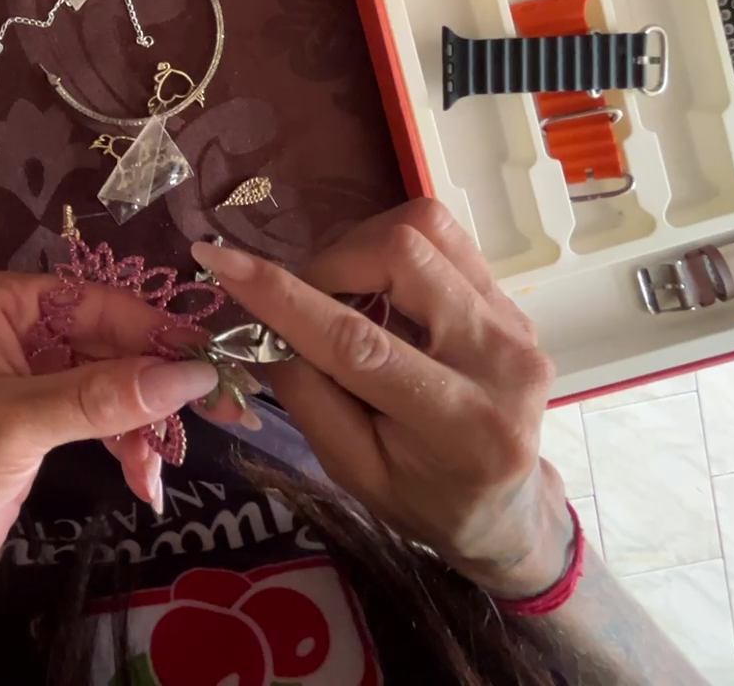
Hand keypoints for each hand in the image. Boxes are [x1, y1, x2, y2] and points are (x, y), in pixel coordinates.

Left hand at [0, 272, 219, 587]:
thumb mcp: (19, 422)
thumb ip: (102, 396)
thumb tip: (191, 374)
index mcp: (8, 303)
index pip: (99, 302)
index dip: (156, 331)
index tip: (211, 364)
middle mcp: (25, 327)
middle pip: (113, 341)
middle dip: (158, 383)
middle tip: (223, 414)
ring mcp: (37, 372)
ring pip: (114, 381)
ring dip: (144, 422)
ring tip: (163, 467)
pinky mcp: (45, 416)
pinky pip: (103, 415)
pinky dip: (127, 444)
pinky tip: (143, 481)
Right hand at [189, 199, 572, 597]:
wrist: (503, 503)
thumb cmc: (417, 494)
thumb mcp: (347, 466)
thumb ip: (302, 391)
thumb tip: (258, 320)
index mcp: (458, 424)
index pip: (354, 342)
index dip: (279, 295)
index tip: (218, 260)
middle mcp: (502, 361)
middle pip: (401, 255)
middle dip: (329, 265)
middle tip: (304, 300)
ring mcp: (515, 320)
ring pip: (424, 229)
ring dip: (358, 249)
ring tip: (340, 292)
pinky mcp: (509, 297)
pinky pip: (440, 237)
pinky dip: (386, 248)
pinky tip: (375, 288)